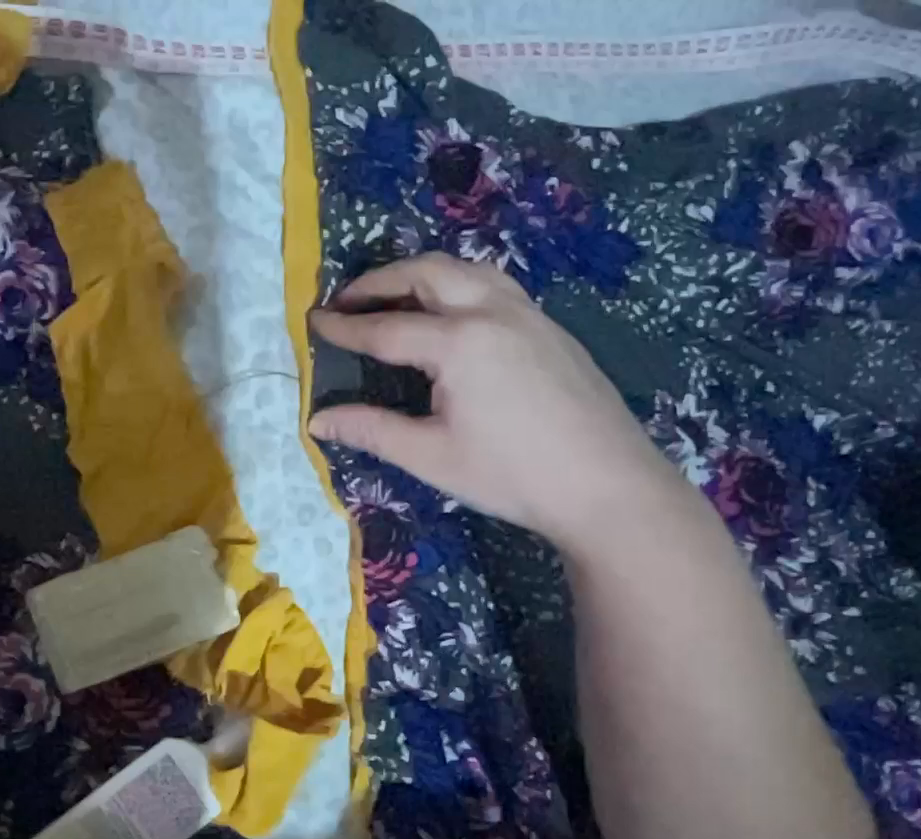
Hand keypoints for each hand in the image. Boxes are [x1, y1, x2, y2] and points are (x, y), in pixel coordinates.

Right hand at [307, 253, 684, 546]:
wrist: (608, 485)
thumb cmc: (511, 474)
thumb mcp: (430, 456)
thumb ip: (371, 429)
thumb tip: (317, 420)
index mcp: (459, 342)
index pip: (386, 328)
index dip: (345, 326)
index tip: (313, 321)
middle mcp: (493, 312)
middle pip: (427, 274)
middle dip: (380, 281)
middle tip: (346, 299)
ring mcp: (529, 315)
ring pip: (467, 270)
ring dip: (422, 274)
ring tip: (393, 296)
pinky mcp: (550, 328)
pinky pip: (494, 285)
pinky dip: (457, 284)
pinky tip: (450, 314)